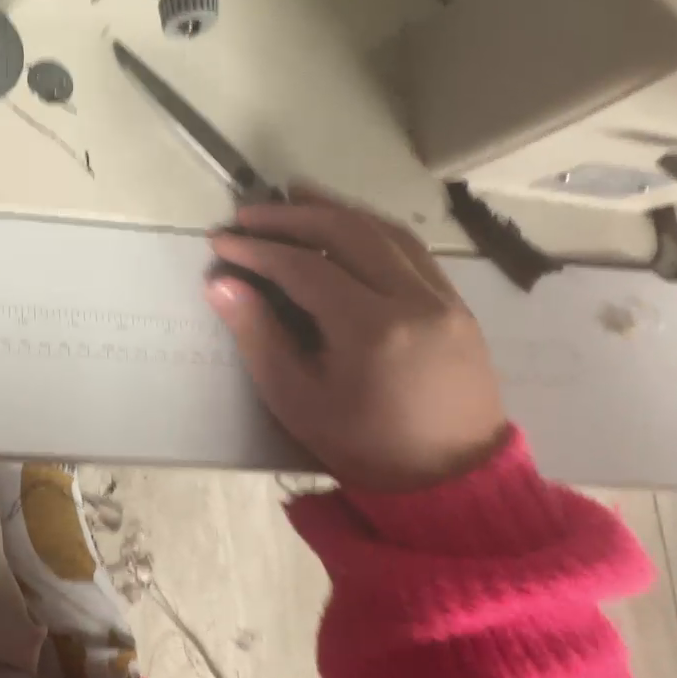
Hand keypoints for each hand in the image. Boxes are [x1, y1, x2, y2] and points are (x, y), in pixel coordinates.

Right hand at [206, 187, 509, 492]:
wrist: (451, 483)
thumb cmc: (360, 443)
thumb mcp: (294, 396)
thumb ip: (258, 334)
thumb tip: (221, 283)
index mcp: (372, 329)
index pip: (304, 267)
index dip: (256, 250)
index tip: (220, 241)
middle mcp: (416, 301)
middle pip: (349, 233)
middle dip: (293, 215)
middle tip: (248, 211)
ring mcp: (444, 299)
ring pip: (388, 232)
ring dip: (336, 209)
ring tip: (294, 195)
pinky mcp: (457, 305)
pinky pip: (412, 250)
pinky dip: (371, 228)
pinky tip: (343, 225)